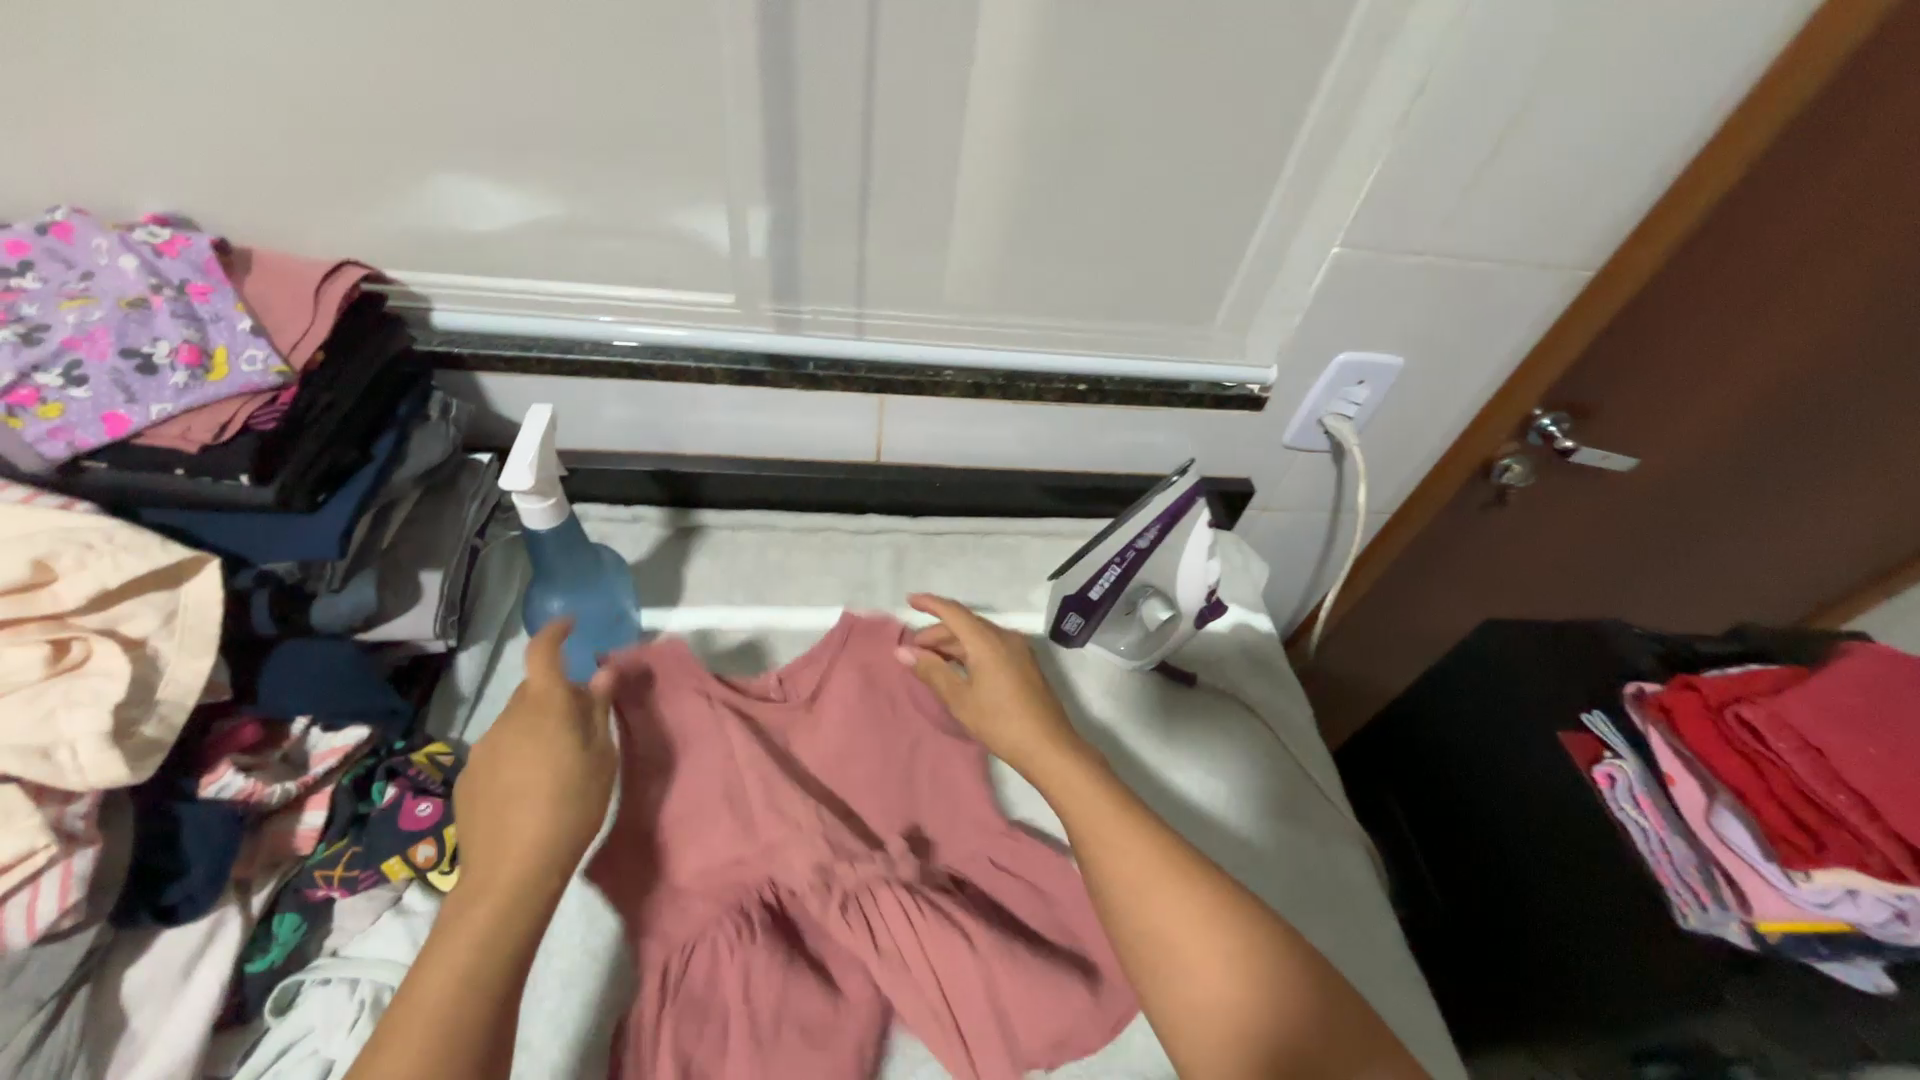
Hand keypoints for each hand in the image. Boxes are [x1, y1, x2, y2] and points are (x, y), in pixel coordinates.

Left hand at [455, 619, 617, 901]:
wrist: (512, 869)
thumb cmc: (573, 806)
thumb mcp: (601, 757)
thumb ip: (598, 710)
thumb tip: (603, 672)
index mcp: (546, 706)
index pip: (543, 652)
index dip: (555, 632)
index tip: (570, 624)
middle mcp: (509, 717)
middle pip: (534, 692)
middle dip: (557, 695)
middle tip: (585, 721)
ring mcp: (484, 747)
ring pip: (517, 723)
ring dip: (538, 729)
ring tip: (559, 764)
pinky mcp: (468, 776)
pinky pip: (500, 751)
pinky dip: (519, 756)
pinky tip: (531, 790)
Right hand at [895, 593, 1095, 778]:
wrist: (1048, 746)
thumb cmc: (1000, 722)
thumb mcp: (960, 698)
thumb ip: (932, 671)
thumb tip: (903, 652)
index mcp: (988, 641)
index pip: (954, 612)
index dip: (930, 603)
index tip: (909, 600)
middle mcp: (1005, 637)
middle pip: (965, 624)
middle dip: (937, 632)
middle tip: (913, 651)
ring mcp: (1018, 649)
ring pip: (978, 636)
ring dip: (953, 644)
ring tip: (930, 661)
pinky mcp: (1024, 663)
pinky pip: (991, 646)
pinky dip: (969, 651)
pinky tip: (956, 668)